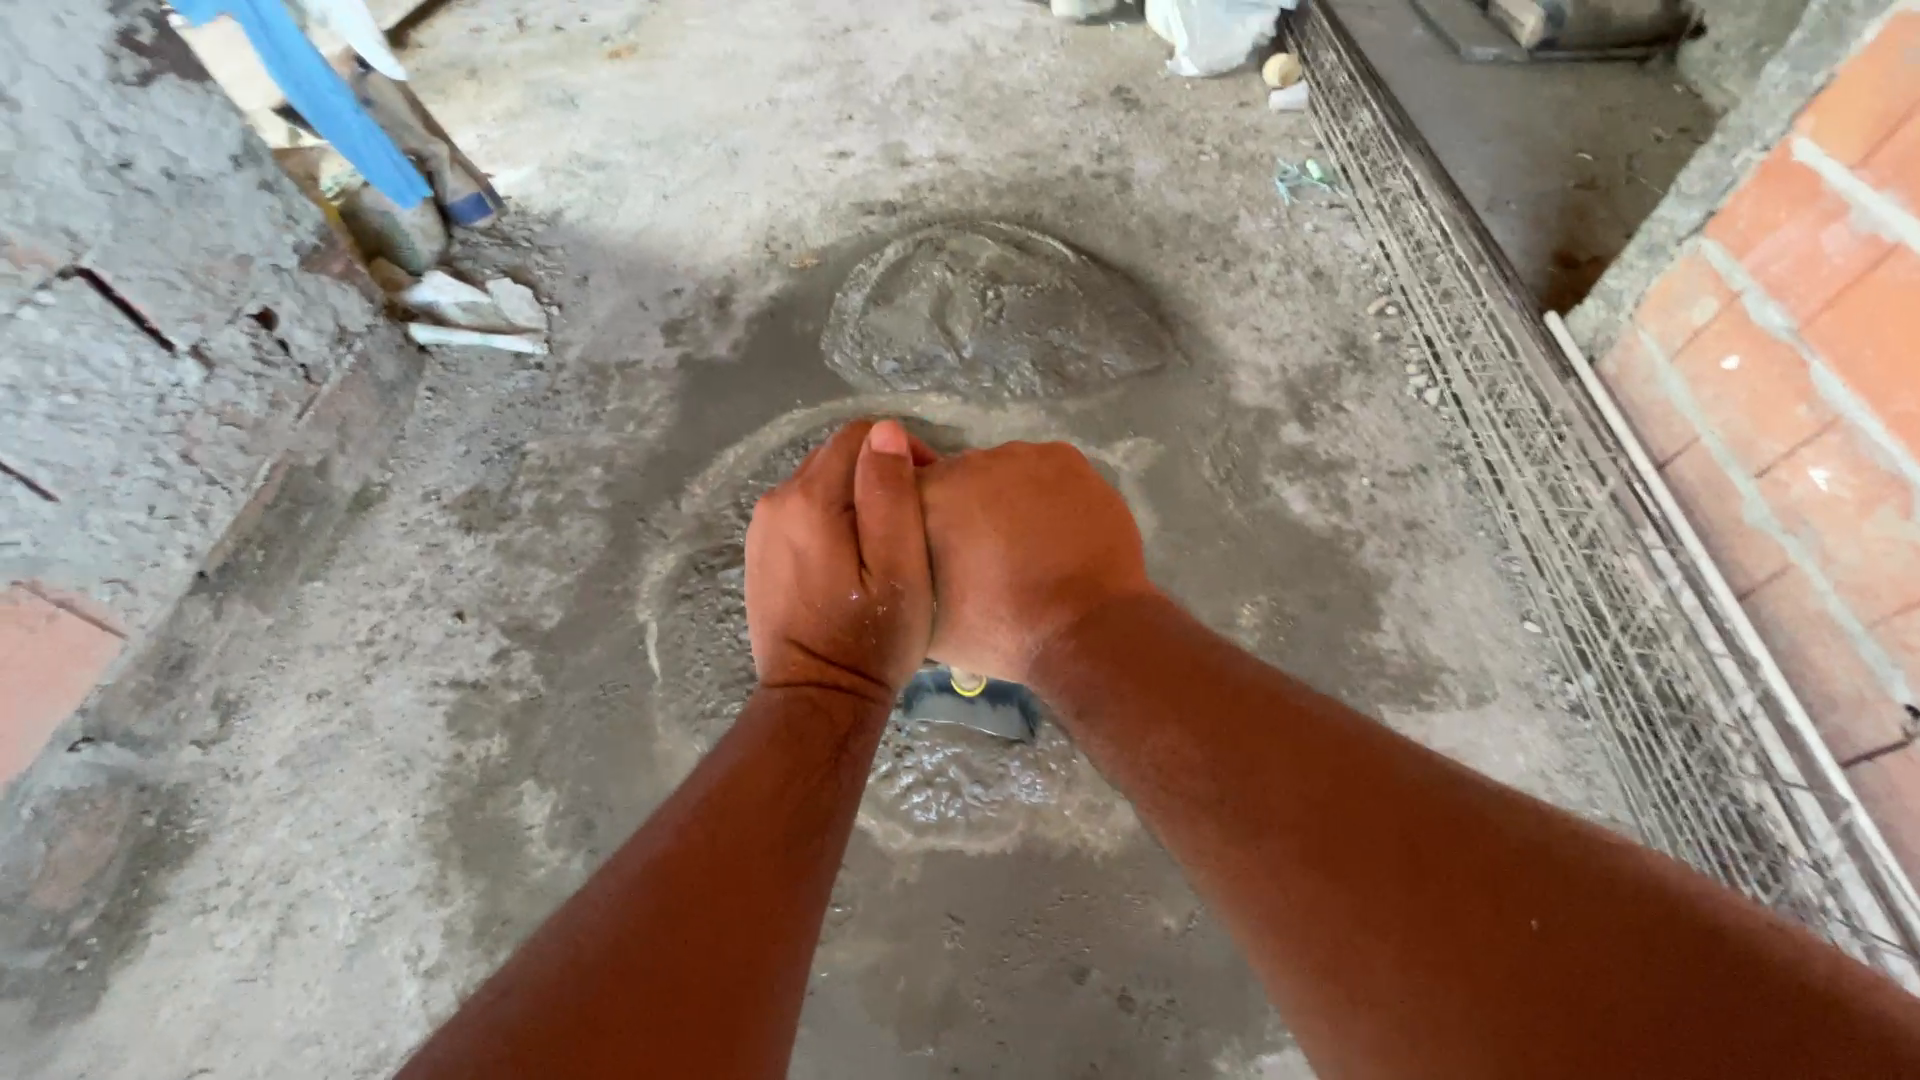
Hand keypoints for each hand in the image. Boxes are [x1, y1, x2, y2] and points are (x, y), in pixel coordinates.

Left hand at [745, 419, 937, 706]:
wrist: (817, 697)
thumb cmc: (871, 637)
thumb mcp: (900, 565)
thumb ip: (891, 493)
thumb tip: (885, 432)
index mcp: (810, 497)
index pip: (860, 436)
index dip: (901, 451)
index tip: (928, 491)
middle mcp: (776, 501)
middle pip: (836, 457)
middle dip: (877, 474)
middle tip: (911, 520)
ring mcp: (762, 528)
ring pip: (818, 483)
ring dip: (853, 497)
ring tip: (883, 543)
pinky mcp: (760, 553)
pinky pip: (801, 513)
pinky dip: (830, 520)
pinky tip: (850, 559)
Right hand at [918, 441, 1154, 684]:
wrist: (1085, 631)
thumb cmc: (998, 632)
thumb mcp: (921, 620)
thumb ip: (899, 576)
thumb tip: (899, 559)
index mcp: (925, 496)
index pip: (906, 495)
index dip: (923, 523)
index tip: (941, 555)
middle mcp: (967, 462)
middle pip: (956, 480)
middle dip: (964, 510)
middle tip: (984, 557)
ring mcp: (1020, 455)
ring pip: (1001, 473)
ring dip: (1005, 500)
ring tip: (1025, 547)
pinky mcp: (1065, 458)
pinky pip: (1042, 471)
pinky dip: (1044, 495)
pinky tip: (1054, 532)